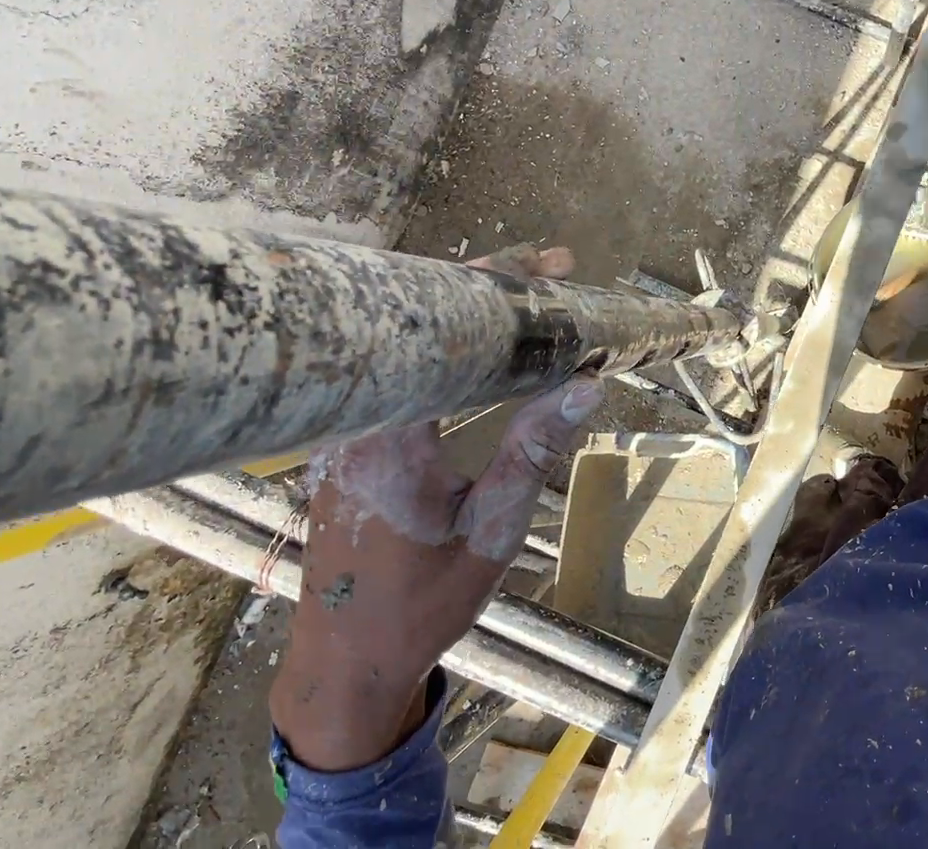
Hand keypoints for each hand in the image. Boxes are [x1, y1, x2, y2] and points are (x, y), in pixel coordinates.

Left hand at [269, 245, 604, 771]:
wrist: (348, 662)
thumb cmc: (422, 603)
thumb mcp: (491, 531)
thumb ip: (532, 452)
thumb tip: (584, 384)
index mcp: (388, 438)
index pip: (440, 334)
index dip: (497, 288)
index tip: (550, 264)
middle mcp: (353, 421)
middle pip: (417, 324)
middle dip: (489, 287)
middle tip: (551, 270)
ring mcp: (343, 430)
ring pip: (404, 345)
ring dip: (469, 315)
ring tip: (530, 297)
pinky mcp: (348, 443)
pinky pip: (398, 372)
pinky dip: (446, 347)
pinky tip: (484, 344)